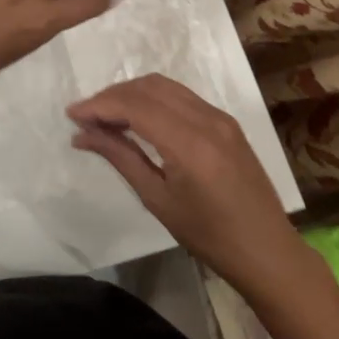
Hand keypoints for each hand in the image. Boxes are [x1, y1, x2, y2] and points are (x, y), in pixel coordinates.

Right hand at [68, 74, 302, 286]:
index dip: (99, 105)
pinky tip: (138, 118)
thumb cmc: (208, 235)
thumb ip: (120, 158)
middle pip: (148, 88)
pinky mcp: (227, 122)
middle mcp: (207, 120)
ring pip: (165, 86)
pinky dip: (154, 98)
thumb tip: (82, 135)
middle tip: (85, 116)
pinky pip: (182, 96)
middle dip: (112, 96)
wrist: (266, 251)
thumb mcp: (157, 199)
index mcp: (189, 144)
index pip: (135, 106)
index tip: (71, 114)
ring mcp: (220, 117)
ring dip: (132, 93)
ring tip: (107, 115)